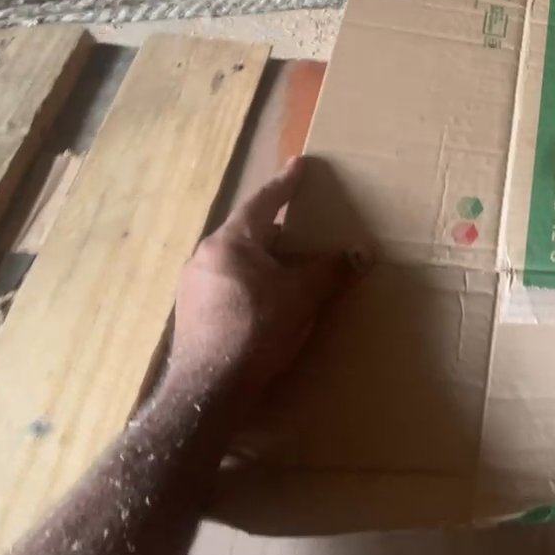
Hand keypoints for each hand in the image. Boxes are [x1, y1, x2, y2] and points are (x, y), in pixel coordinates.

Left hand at [167, 156, 363, 402]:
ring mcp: (194, 285)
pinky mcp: (192, 312)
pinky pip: (229, 280)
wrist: (210, 388)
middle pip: (248, 230)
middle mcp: (206, 256)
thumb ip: (331, 270)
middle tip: (301, 222)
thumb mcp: (303, 295)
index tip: (300, 165)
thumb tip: (361, 254)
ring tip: (289, 263)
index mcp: (231, 242)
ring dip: (264, 256)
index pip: (264, 202)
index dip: (286, 184)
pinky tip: (269, 296)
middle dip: (276, 226)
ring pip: (237, 257)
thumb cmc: (257, 328)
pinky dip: (252, 279)